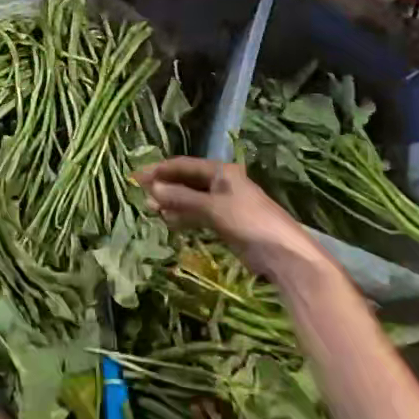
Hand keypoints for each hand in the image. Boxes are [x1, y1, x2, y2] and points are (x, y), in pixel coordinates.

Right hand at [135, 157, 337, 286]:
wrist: (282, 254)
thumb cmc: (249, 222)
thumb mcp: (212, 208)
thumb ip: (181, 198)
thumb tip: (152, 189)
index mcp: (221, 172)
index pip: (183, 165)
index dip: (159, 170)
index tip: (136, 177)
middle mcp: (221, 184)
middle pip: (186, 181)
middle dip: (163, 187)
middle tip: (139, 194)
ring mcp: (223, 204)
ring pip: (190, 198)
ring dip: (171, 202)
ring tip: (150, 210)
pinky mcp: (225, 223)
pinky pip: (197, 214)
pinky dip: (182, 216)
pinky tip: (168, 221)